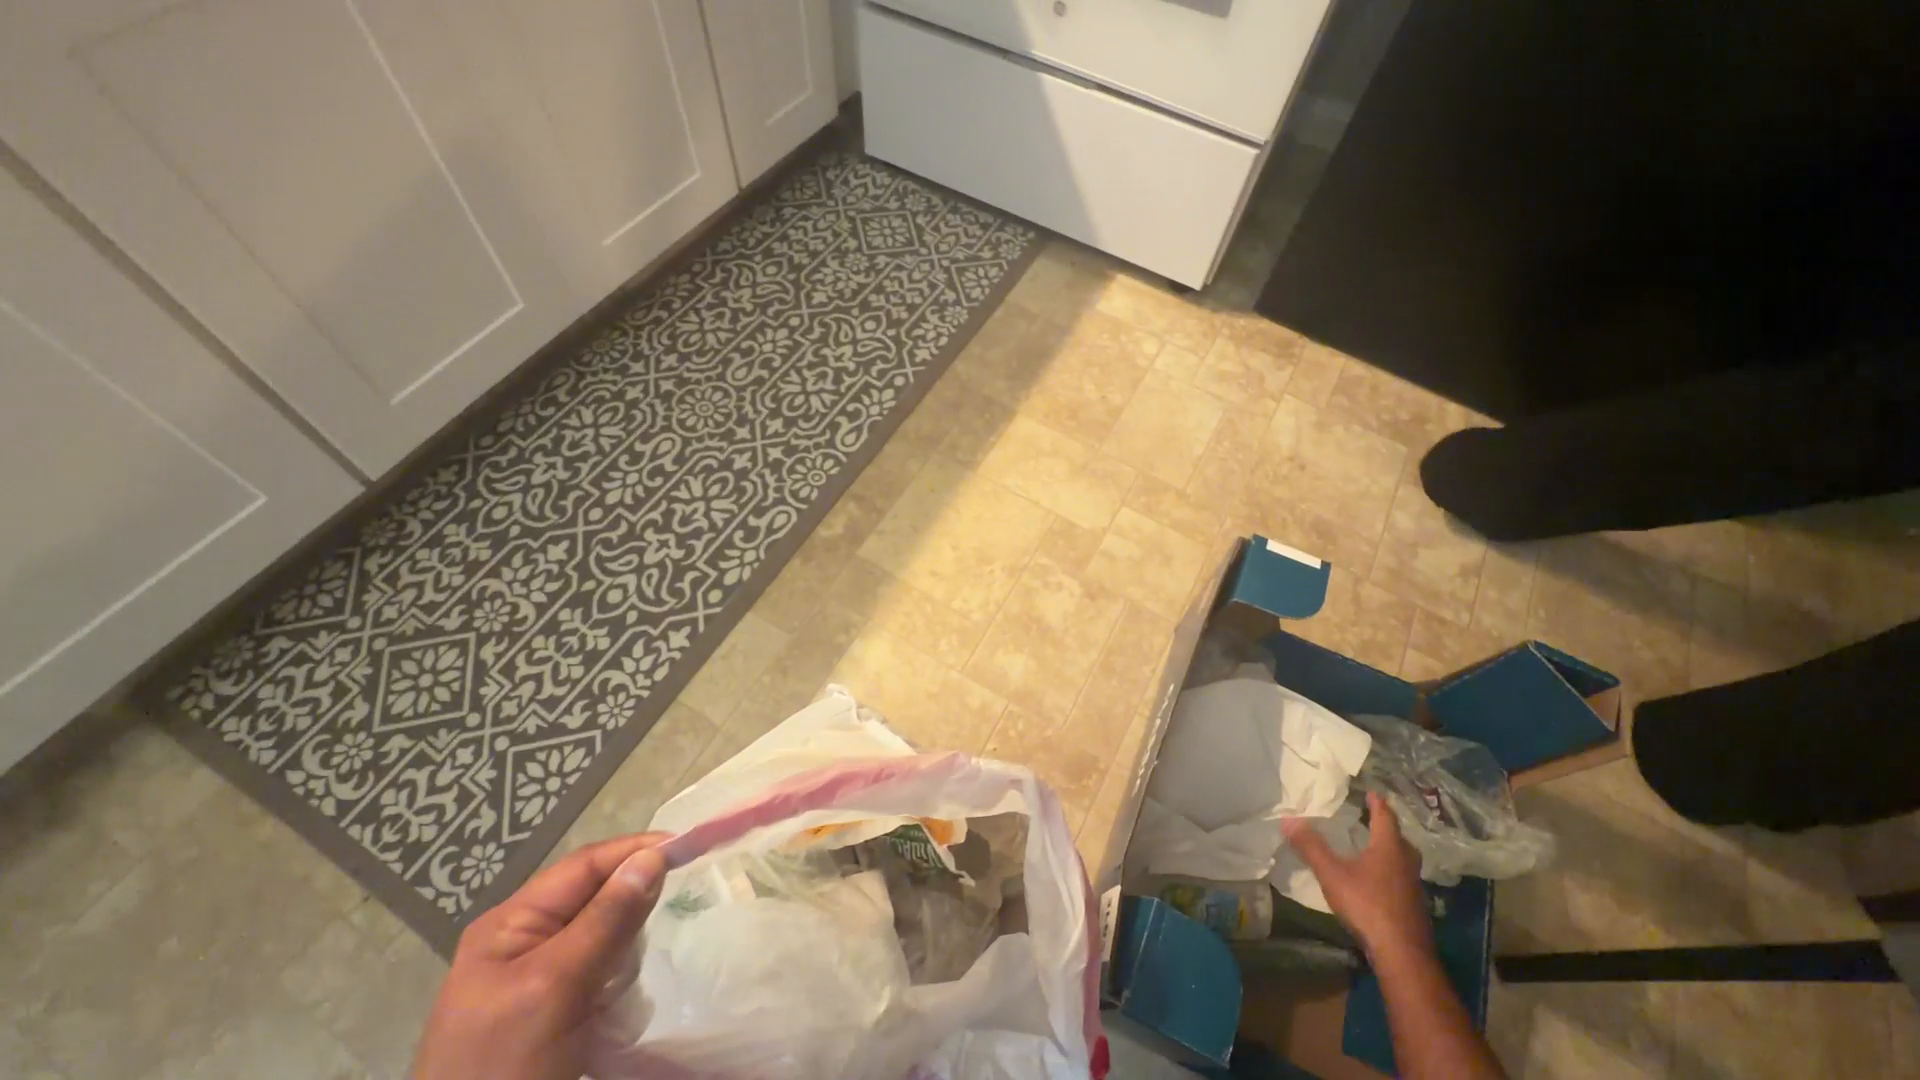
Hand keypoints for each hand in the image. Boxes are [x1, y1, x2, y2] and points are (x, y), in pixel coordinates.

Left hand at [412, 833, 669, 1079]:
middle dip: (634, 899)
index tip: (692, 846)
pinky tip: (629, 996)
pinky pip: (601, 974)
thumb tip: (653, 856)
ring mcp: (538, 979)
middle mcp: (523, 940)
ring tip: (651, 957)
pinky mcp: (555, 1012)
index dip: (635, 850)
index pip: (584, 866)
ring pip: (604, 936)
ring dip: (629, 944)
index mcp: (511, 923)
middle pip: (595, 897)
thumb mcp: (554, 987)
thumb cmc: (503, 1064)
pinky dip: (621, 978)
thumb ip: (605, 921)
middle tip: (685, 899)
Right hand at [1282, 792, 1431, 961]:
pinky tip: (1378, 882)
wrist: (1402, 952)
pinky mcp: (1414, 905)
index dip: (1377, 803)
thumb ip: (1311, 847)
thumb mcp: (1332, 874)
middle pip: (1398, 838)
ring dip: (1390, 850)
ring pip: (1403, 860)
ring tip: (1373, 848)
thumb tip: (1288, 819)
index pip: (1385, 817)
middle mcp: (1406, 862)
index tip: (1372, 792)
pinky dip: (1391, 872)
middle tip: (1372, 819)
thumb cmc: (1367, 904)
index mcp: (1389, 847)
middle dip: (1386, 827)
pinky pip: (1402, 878)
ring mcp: (1413, 885)